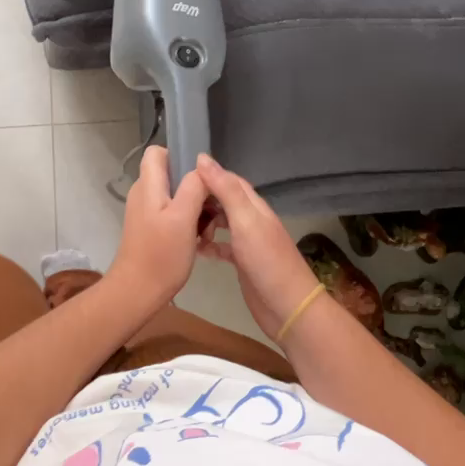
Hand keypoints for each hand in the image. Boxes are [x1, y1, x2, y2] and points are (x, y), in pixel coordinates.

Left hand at [106, 146, 209, 312]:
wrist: (137, 292)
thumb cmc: (161, 255)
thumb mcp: (183, 217)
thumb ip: (193, 187)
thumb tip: (202, 165)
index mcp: (148, 185)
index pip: (158, 152)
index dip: (180, 156)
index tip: (202, 177)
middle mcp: (144, 193)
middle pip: (173, 174)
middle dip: (196, 187)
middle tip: (212, 209)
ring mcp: (147, 211)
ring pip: (177, 195)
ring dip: (196, 208)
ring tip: (208, 230)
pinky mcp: (151, 228)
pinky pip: (174, 213)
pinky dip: (188, 221)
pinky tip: (199, 240)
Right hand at [194, 155, 322, 341]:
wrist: (288, 308)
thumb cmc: (267, 261)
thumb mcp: (245, 220)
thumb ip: (226, 190)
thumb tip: (202, 158)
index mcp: (254, 205)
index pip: (228, 180)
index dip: (206, 176)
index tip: (180, 178)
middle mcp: (251, 219)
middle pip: (223, 200)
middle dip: (202, 200)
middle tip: (176, 206)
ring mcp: (248, 242)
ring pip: (221, 223)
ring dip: (204, 222)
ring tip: (184, 228)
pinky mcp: (243, 262)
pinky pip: (222, 246)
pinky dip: (209, 245)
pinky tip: (196, 250)